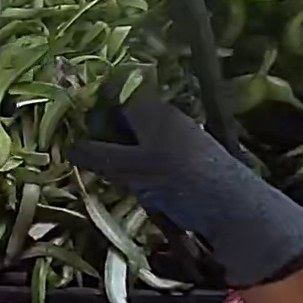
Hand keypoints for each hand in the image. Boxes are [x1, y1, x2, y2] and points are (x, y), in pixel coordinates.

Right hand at [69, 91, 302, 287]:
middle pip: (128, 118)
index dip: (95, 109)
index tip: (79, 132)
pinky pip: (158, 157)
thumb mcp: (128, 169)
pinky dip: (144, 170)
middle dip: (108, 137)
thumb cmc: (177, 179)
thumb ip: (97, 156)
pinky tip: (144, 192)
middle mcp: (168, 118)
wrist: (235, 209)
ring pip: (142, 140)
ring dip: (125, 158)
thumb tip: (68, 147)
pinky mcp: (193, 160)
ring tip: (117, 180)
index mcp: (151, 110)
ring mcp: (183, 139)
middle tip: (93, 161)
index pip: (116, 94)